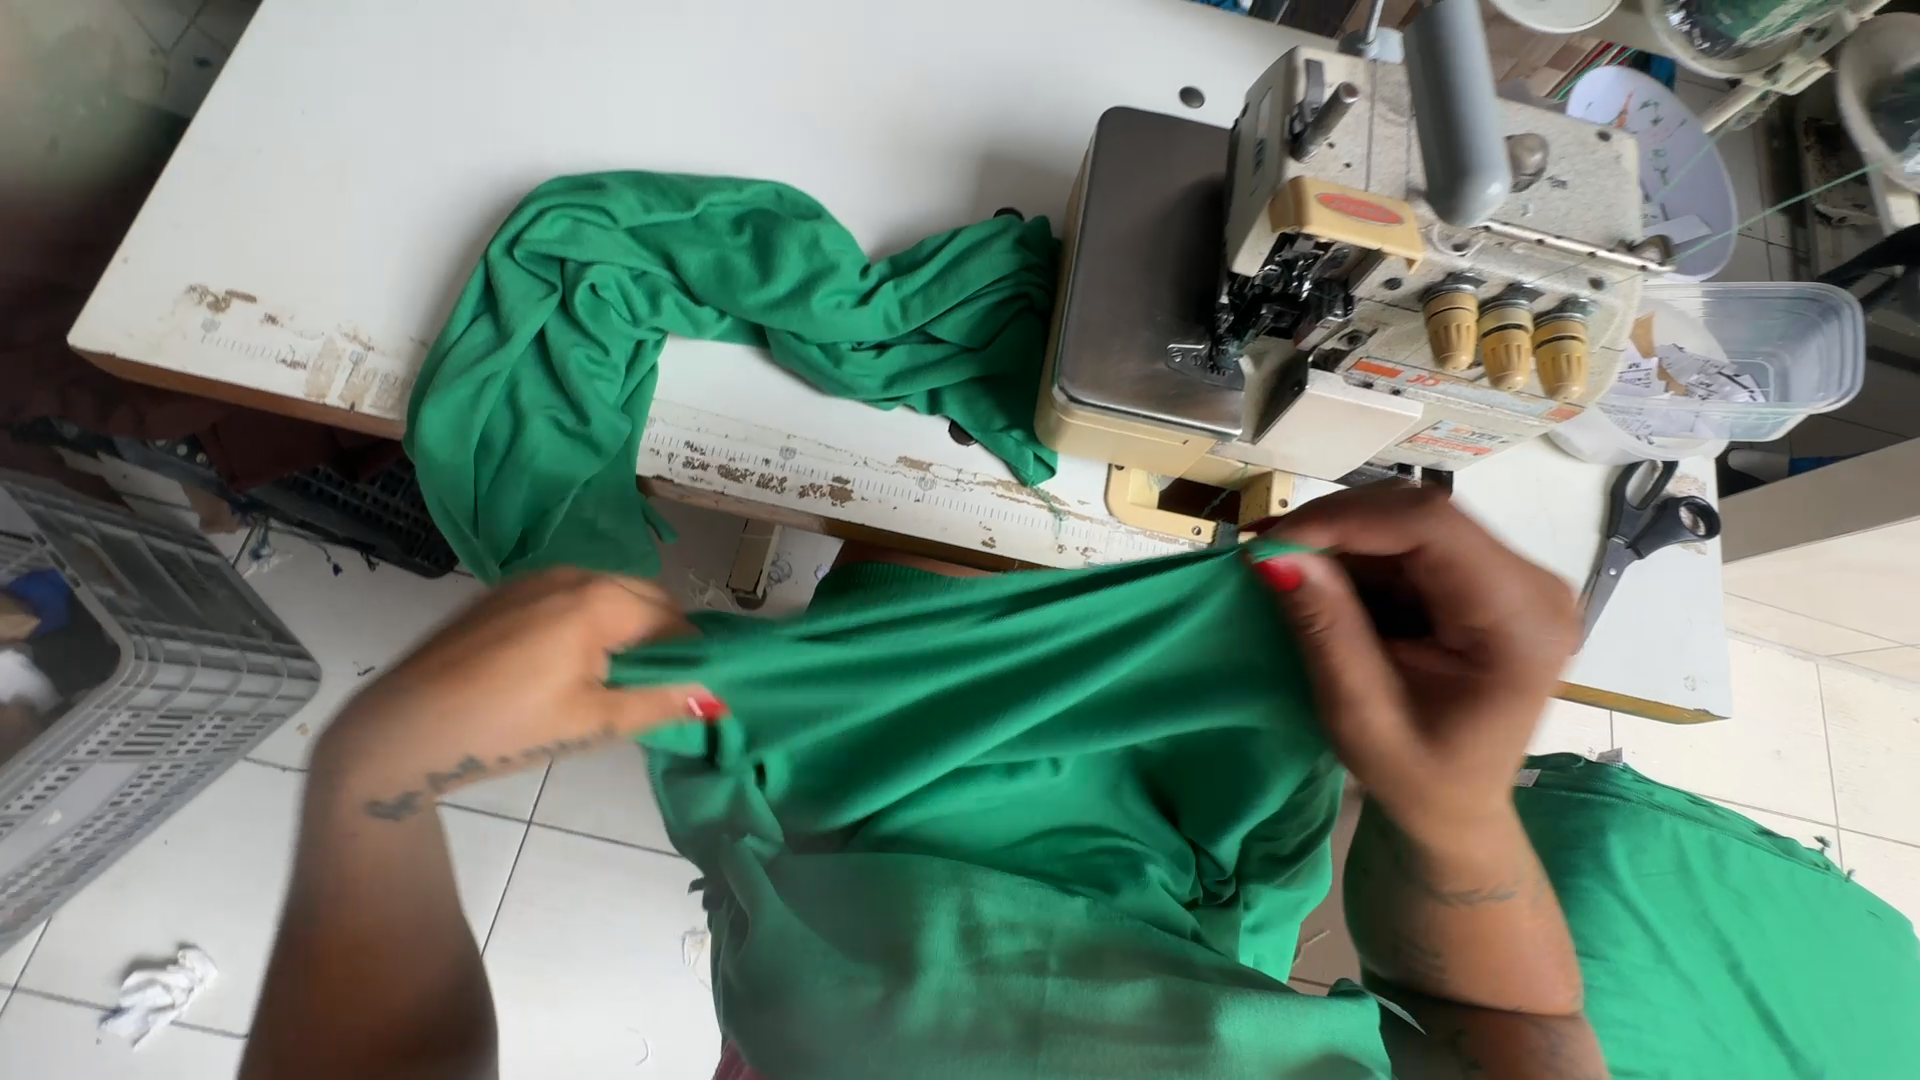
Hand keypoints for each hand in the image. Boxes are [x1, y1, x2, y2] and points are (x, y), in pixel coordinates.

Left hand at [309, 568, 721, 821]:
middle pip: (647, 598)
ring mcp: (537, 576)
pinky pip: (574, 594)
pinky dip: (590, 618)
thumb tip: (717, 699)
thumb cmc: (505, 728)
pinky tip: (565, 662)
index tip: (683, 690)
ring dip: (626, 626)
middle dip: (659, 637)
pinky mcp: (508, 589)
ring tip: (605, 678)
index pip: (675, 621)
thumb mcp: (592, 723)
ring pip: (611, 593)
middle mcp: (576, 573)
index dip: (688, 656)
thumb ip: (660, 703)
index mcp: (601, 600)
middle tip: (645, 687)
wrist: (398, 729)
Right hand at [1249, 485, 1578, 841]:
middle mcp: (1530, 584)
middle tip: (1263, 551)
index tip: (1268, 544)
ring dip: (1336, 536)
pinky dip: (1350, 552)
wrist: (1456, 804)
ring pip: (1406, 518)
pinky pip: (1405, 540)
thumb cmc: (1416, 774)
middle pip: (1419, 513)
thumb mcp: (1359, 712)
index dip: (1343, 520)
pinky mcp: (1481, 578)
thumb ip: (1325, 627)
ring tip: (1278, 564)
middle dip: (1333, 524)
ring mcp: (1508, 577)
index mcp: (1520, 622)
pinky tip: (1314, 577)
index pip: (1431, 528)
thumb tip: (1273, 554)